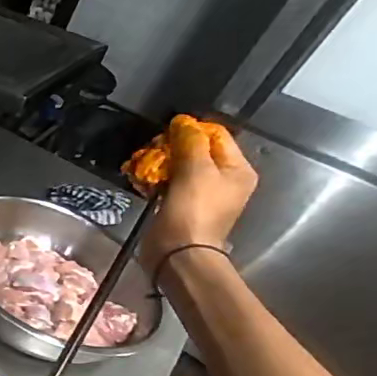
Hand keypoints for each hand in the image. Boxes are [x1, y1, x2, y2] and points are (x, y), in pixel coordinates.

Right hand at [146, 120, 256, 265]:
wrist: (178, 252)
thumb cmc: (194, 209)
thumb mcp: (197, 168)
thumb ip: (191, 140)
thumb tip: (182, 123)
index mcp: (237, 170)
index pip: (217, 135)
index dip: (193, 129)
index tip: (169, 131)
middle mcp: (223, 181)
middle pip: (196, 150)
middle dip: (172, 147)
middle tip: (153, 149)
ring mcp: (200, 195)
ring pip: (178, 166)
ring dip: (159, 162)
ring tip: (141, 164)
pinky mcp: (179, 206)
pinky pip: (167, 183)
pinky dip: (153, 179)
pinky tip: (139, 178)